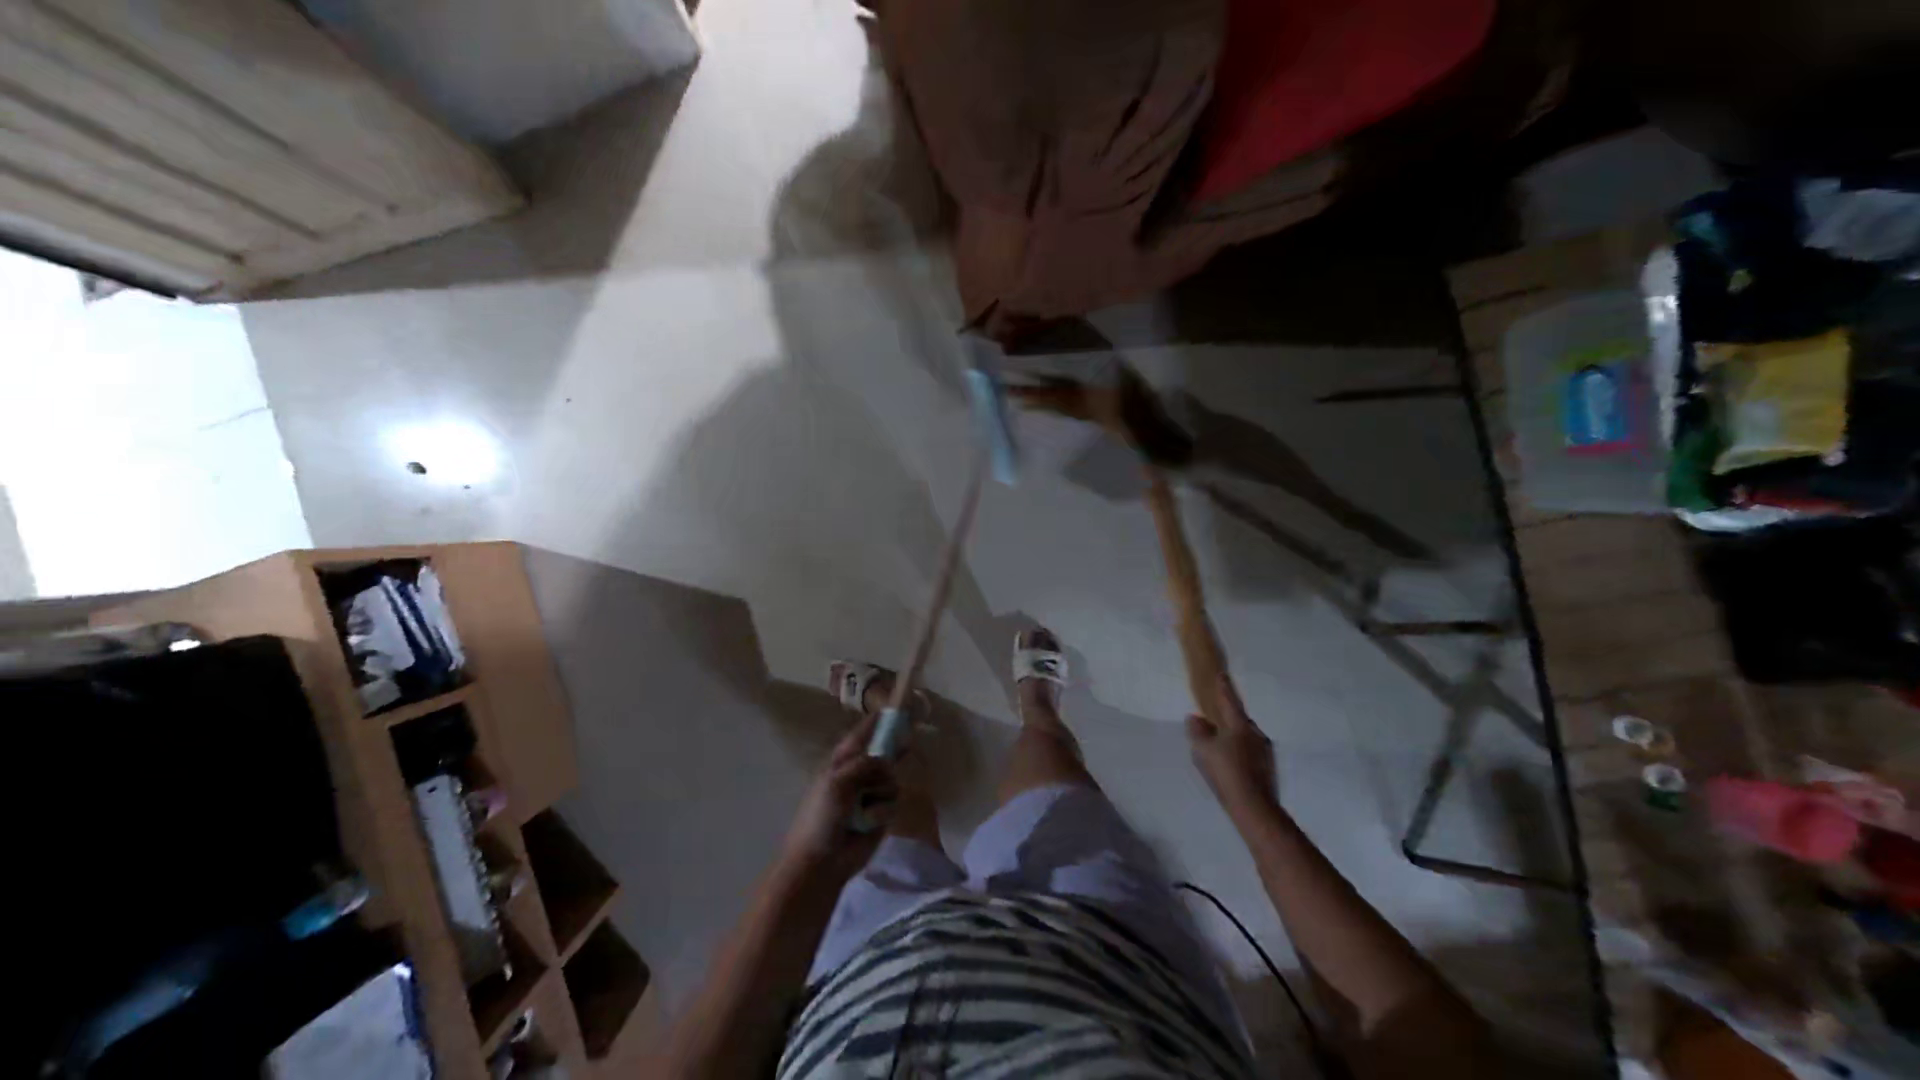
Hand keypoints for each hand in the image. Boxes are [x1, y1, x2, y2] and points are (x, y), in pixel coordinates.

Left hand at [780, 713, 898, 881]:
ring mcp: (871, 794)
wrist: (821, 862)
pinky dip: (882, 811)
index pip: (861, 735)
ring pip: (892, 779)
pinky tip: (869, 823)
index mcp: (841, 762)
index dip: (876, 722)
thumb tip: (886, 760)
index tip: (894, 710)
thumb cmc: (820, 818)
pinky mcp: (882, 814)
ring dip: (880, 791)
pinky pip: (894, 802)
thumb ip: (863, 764)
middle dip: (893, 752)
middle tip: (909, 742)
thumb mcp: (836, 783)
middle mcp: (858, 774)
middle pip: (884, 754)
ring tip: (863, 809)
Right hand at [1187, 674, 1277, 818]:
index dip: (1224, 688)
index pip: (1230, 701)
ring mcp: (1265, 752)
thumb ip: (1198, 731)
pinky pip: (1249, 751)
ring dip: (1233, 735)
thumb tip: (1195, 717)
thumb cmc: (1226, 772)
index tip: (1222, 675)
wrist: (1254, 807)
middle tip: (1215, 716)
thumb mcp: (1204, 750)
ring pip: (1246, 736)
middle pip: (1239, 719)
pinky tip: (1230, 761)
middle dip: (1228, 716)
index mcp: (1240, 726)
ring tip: (1219, 742)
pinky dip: (1239, 750)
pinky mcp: (1267, 767)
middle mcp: (1256, 734)